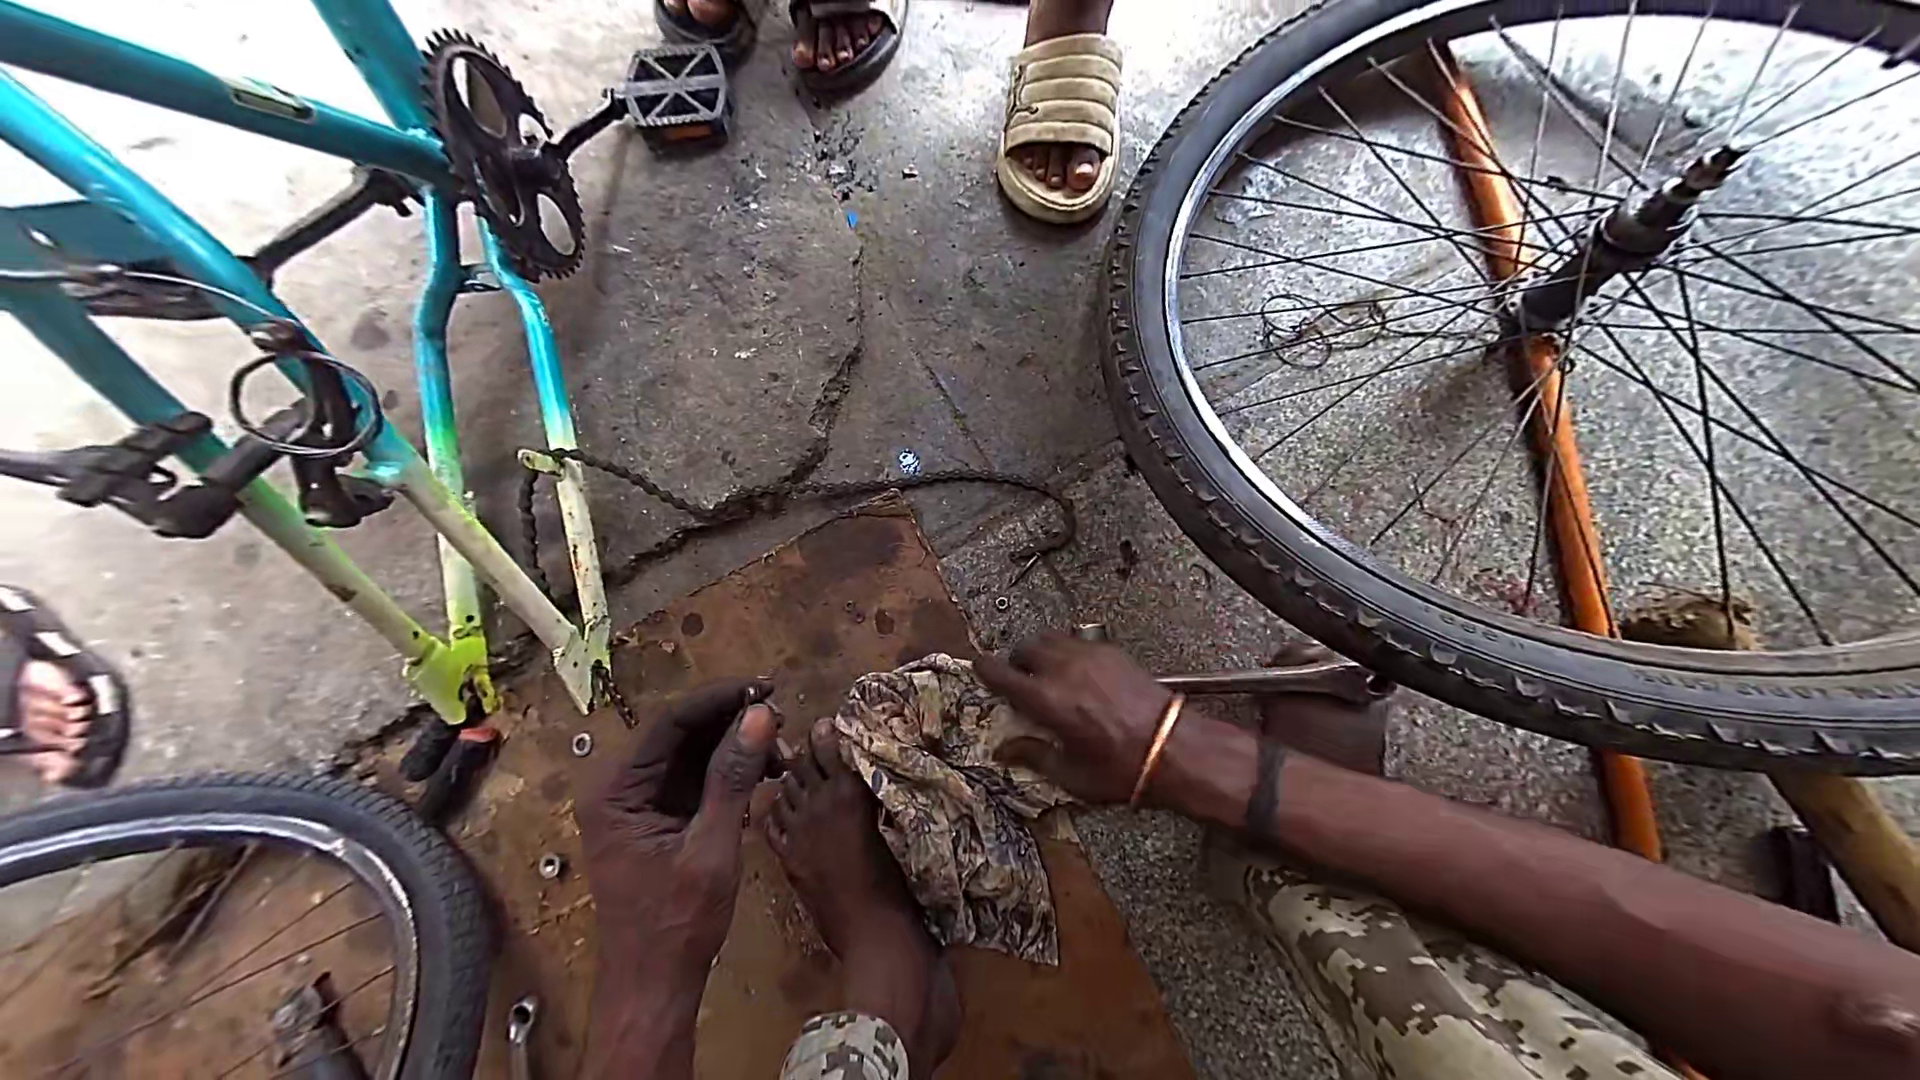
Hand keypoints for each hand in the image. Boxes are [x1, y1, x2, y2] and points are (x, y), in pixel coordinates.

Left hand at [577, 678, 776, 988]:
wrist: (656, 984)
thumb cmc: (676, 921)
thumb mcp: (711, 845)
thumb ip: (733, 776)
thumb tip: (761, 713)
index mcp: (616, 788)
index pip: (672, 721)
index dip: (722, 698)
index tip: (767, 687)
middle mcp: (623, 784)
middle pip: (685, 730)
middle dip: (735, 721)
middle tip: (782, 718)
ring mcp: (644, 797)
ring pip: (697, 748)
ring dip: (740, 743)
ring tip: (782, 750)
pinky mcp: (664, 810)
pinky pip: (701, 772)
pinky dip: (735, 767)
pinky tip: (769, 770)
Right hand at [976, 632, 1173, 803]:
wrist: (1174, 749)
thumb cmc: (1124, 768)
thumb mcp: (1071, 776)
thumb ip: (1032, 756)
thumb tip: (1004, 750)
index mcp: (1047, 700)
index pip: (1000, 673)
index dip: (985, 669)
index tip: (980, 669)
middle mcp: (1063, 670)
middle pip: (1024, 649)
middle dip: (1016, 663)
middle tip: (1021, 682)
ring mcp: (1088, 656)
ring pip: (1049, 638)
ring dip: (1041, 652)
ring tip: (1047, 673)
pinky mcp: (1109, 652)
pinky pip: (1076, 640)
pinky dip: (1067, 651)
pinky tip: (1077, 673)